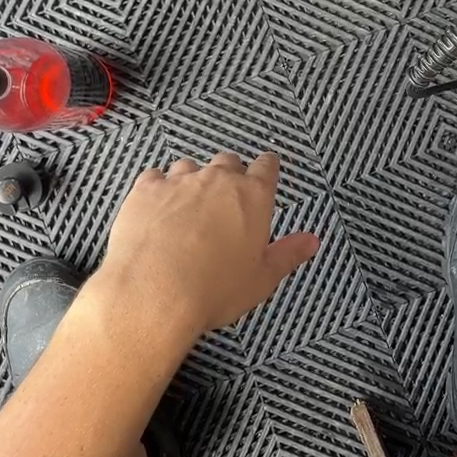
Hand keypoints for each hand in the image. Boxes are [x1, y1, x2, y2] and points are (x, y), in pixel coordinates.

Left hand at [93, 152, 319, 340]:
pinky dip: (158, 188)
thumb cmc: (210, 290)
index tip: (265, 172)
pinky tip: (157, 208)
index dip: (266, 169)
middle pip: (228, 161)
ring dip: (192, 181)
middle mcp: (218, 180)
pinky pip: (155, 176)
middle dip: (229, 176)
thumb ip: (288, 253)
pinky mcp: (146, 189)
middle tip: (225, 202)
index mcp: (252, 197)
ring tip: (188, 209)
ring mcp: (180, 181)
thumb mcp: (262, 279)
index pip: (267, 166)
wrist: (154, 295)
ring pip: (190, 166)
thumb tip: (310, 241)